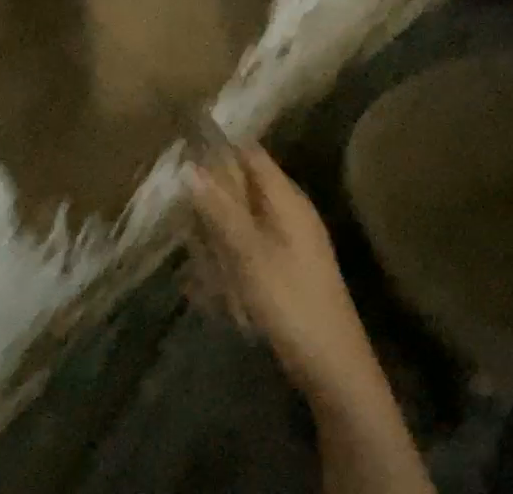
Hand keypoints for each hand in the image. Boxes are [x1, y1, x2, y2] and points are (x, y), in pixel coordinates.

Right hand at [188, 147, 380, 399]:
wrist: (332, 366)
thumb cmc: (291, 303)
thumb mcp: (248, 254)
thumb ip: (219, 209)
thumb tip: (188, 167)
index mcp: (288, 201)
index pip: (250, 154)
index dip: (217, 147)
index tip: (179, 148)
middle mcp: (289, 213)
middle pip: (241, 184)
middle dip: (210, 194)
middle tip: (182, 213)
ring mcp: (287, 241)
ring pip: (238, 215)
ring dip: (214, 227)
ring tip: (195, 250)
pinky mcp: (281, 266)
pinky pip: (244, 242)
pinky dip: (225, 251)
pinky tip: (208, 274)